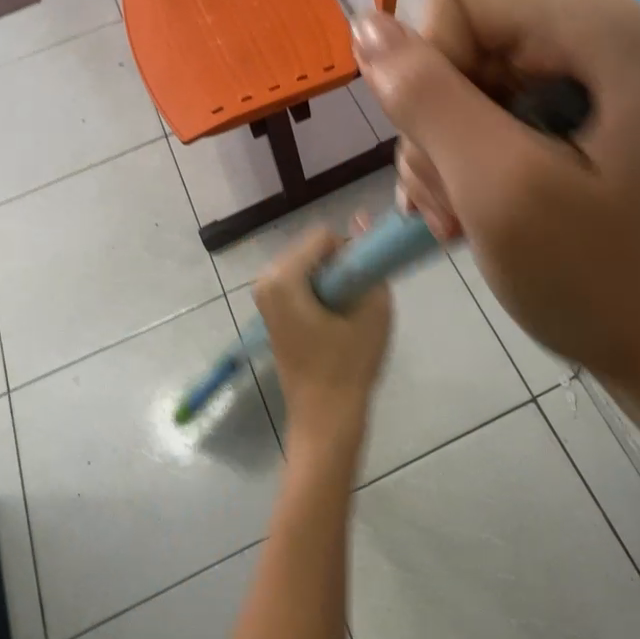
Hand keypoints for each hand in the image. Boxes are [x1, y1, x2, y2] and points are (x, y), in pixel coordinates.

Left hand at [253, 226, 393, 462]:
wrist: (325, 418)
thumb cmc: (349, 365)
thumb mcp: (374, 310)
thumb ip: (370, 262)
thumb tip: (362, 220)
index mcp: (283, 278)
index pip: (324, 238)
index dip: (351, 253)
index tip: (365, 282)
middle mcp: (266, 282)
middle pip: (313, 251)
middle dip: (340, 266)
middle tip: (359, 298)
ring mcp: (265, 300)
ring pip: (309, 269)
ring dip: (333, 281)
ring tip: (349, 314)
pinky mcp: (272, 316)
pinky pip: (302, 286)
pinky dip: (322, 294)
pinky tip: (336, 323)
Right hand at [352, 0, 639, 386]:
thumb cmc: (596, 276)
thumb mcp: (497, 185)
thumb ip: (426, 97)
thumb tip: (362, 22)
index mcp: (586, 25)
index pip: (450, 7)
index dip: (428, 81)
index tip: (457, 161)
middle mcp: (580, 32)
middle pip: (450, 49)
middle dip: (436, 132)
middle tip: (464, 205)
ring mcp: (571, 74)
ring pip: (450, 88)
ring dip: (442, 162)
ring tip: (470, 220)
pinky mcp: (559, 114)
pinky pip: (474, 117)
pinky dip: (458, 170)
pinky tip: (468, 218)